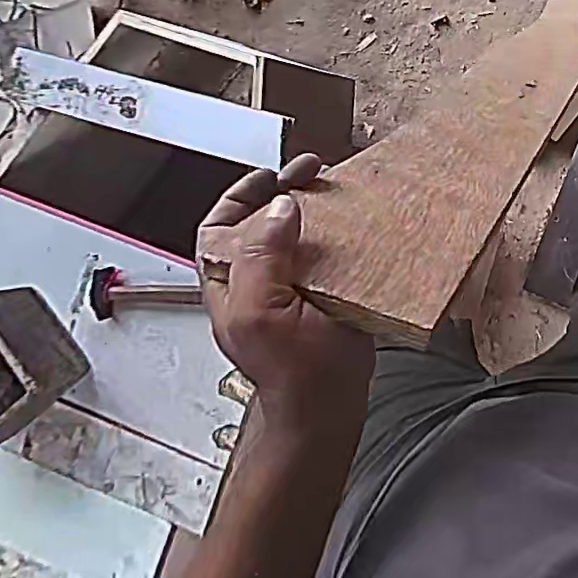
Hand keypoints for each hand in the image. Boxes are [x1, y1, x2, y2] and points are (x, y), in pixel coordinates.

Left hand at [197, 154, 373, 424]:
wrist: (330, 406)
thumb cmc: (295, 374)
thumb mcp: (263, 316)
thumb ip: (260, 260)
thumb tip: (279, 207)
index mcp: (232, 283)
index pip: (221, 227)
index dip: (242, 196)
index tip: (270, 176)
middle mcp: (260, 279)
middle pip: (264, 221)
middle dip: (285, 191)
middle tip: (311, 170)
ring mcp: (295, 285)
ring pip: (299, 232)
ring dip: (316, 206)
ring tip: (335, 186)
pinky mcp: (328, 290)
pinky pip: (331, 250)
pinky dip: (343, 230)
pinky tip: (356, 219)